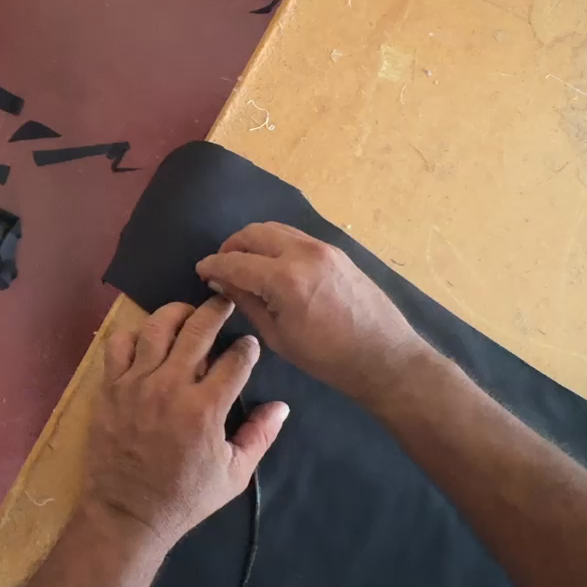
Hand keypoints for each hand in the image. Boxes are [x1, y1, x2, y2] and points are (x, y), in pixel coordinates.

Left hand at [81, 297, 289, 549]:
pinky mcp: (111, 385)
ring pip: (157, 326)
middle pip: (198, 329)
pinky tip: (146, 337)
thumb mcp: (234, 475)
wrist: (128, 512)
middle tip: (223, 301)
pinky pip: (119, 343)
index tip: (249, 343)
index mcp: (206, 408)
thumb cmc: (185, 496)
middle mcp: (171, 386)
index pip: (235, 359)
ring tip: (187, 312)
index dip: (247, 346)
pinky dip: (133, 334)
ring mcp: (137, 382)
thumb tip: (281, 405)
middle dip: (216, 309)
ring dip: (176, 313)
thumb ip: (259, 436)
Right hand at [196, 222, 428, 399]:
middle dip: (231, 246)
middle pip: (252, 233)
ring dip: (253, 241)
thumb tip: (222, 282)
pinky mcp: (334, 250)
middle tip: (222, 267)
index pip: (235, 261)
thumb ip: (247, 302)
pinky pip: (294, 236)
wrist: (385, 357)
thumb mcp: (278, 336)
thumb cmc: (328, 357)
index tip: (201, 271)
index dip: (213, 265)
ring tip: (246, 263)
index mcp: (284, 279)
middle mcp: (301, 253)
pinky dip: (275, 243)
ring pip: (274, 229)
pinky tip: (273, 264)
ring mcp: (321, 247)